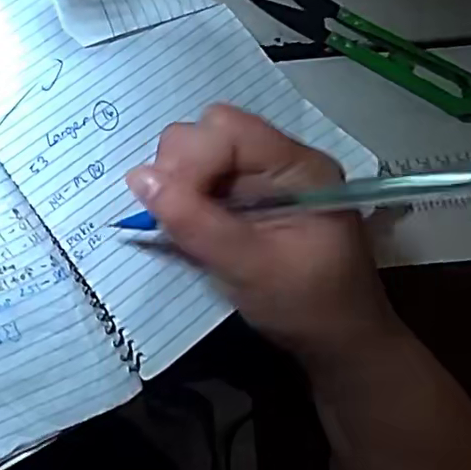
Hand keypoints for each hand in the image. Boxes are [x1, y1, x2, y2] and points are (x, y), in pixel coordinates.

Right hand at [125, 104, 400, 363]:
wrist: (333, 339)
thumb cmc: (304, 303)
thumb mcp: (247, 267)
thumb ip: (194, 221)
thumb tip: (137, 178)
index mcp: (297, 167)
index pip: (227, 130)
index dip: (189, 160)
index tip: (170, 206)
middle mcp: (275, 161)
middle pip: (205, 132)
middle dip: (176, 168)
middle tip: (175, 214)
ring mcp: (253, 176)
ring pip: (191, 151)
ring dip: (172, 182)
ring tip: (182, 222)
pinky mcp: (234, 194)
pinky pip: (189, 176)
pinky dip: (174, 195)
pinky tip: (184, 224)